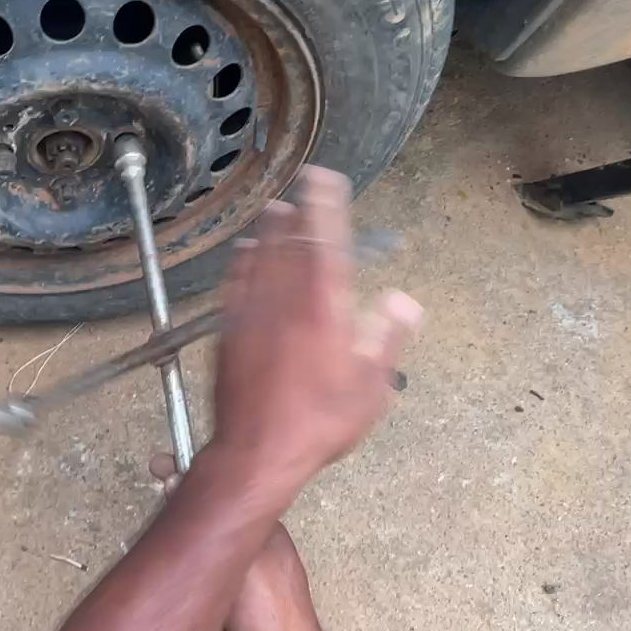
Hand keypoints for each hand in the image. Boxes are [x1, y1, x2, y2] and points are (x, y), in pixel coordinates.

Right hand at [150, 457, 328, 630]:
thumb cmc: (272, 610)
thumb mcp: (244, 557)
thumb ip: (212, 524)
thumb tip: (178, 483)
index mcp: (256, 528)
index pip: (219, 493)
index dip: (191, 476)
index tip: (160, 465)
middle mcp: (234, 546)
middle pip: (197, 515)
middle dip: (172, 501)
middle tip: (149, 484)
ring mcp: (216, 573)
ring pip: (183, 544)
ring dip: (162, 535)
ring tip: (142, 524)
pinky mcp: (198, 598)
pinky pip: (175, 574)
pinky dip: (158, 565)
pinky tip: (139, 556)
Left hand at [212, 166, 423, 491]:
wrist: (257, 450)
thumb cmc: (318, 424)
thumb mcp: (370, 390)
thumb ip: (388, 339)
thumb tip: (403, 301)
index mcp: (323, 313)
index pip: (326, 246)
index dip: (326, 208)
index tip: (325, 180)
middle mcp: (284, 305)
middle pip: (291, 246)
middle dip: (299, 212)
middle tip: (303, 185)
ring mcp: (251, 317)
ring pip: (260, 261)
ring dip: (269, 231)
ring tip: (276, 208)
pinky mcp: (227, 334)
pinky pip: (235, 286)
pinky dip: (242, 263)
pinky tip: (245, 252)